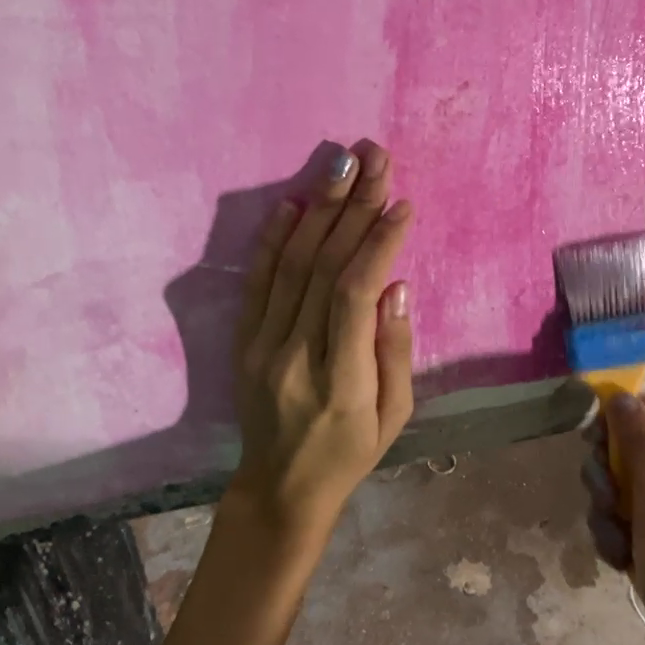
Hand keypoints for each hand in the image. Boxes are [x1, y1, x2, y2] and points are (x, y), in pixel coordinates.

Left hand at [228, 140, 414, 535]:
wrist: (281, 487)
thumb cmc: (350, 453)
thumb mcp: (395, 415)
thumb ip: (396, 350)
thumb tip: (397, 283)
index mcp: (340, 379)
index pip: (354, 294)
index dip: (378, 243)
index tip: (401, 203)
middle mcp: (295, 354)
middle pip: (323, 265)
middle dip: (354, 205)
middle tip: (375, 157)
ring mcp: (262, 345)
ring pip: (292, 263)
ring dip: (320, 207)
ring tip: (343, 163)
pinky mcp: (244, 340)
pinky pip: (258, 281)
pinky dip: (275, 238)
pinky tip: (294, 202)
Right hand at [584, 393, 644, 644]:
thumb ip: (638, 446)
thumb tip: (621, 393)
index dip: (619, 417)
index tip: (591, 440)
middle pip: (632, 447)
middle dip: (608, 473)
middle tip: (607, 500)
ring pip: (622, 484)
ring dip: (608, 510)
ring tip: (618, 543)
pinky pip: (626, 517)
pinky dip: (616, 535)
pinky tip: (620, 561)